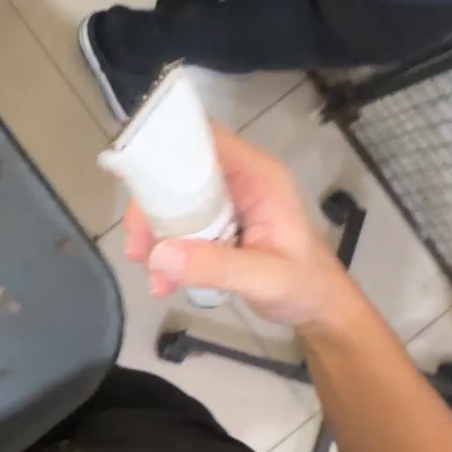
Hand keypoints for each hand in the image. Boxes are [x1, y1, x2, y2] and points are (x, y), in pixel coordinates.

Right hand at [125, 125, 352, 330]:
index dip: (168, 147)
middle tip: (137, 247)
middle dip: (152, 208)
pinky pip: (182, 228)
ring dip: (156, 235)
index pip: (208, 141)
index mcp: (258, 177)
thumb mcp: (265, 279)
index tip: (132, 174)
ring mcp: (227, 205)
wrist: (319, 311)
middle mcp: (239, 182)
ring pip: (176, 203)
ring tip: (150, 272)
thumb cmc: (305, 288)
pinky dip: (166, 251)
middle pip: (181, 174)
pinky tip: (163, 280)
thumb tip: (160, 256)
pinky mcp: (218, 227)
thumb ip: (216, 266)